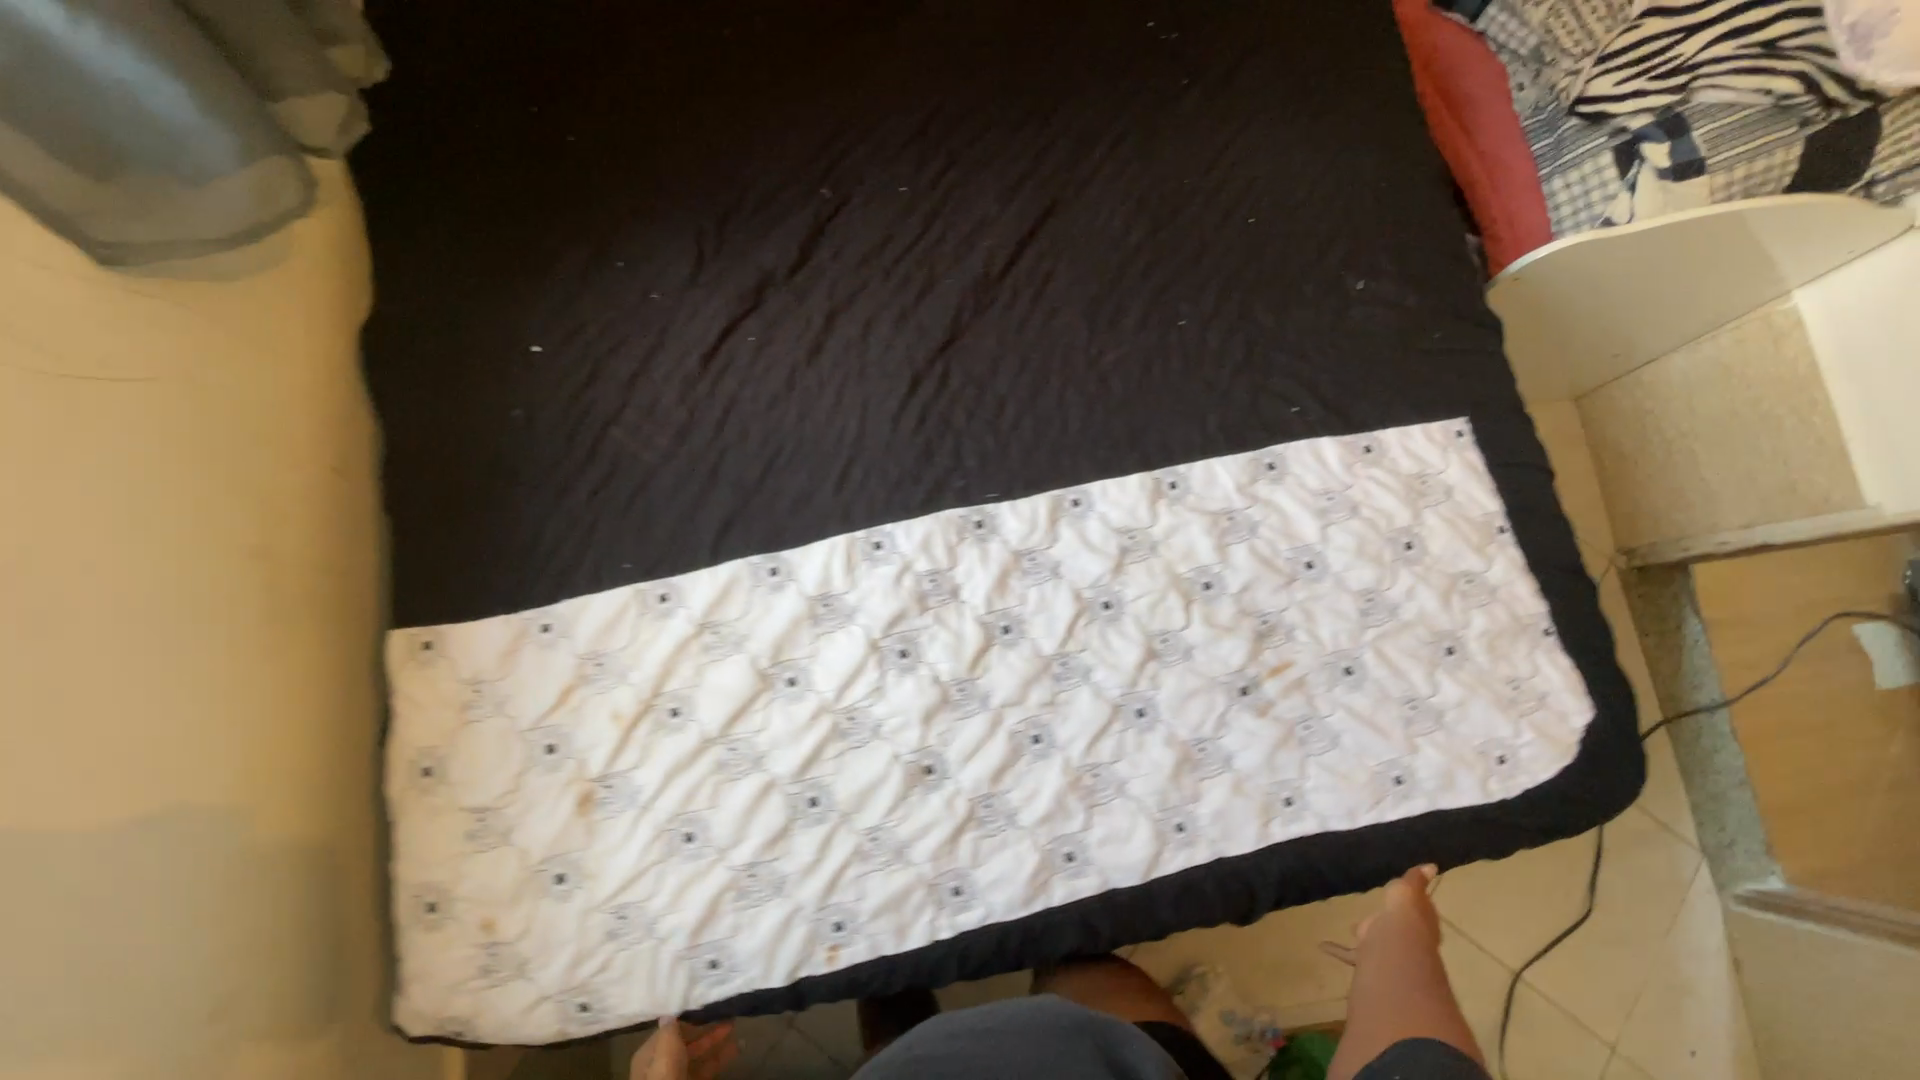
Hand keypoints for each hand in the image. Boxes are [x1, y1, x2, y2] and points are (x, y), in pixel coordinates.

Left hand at [628, 1018, 737, 1079]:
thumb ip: (670, 1030)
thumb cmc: (665, 1076)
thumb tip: (670, 1013)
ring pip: (698, 1054)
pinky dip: (720, 1058)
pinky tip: (737, 1048)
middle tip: (726, 1012)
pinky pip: (706, 1068)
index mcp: (649, 1053)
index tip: (705, 1005)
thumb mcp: (666, 1049)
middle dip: (705, 1027)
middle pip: (685, 1041)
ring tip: (735, 1026)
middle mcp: (662, 1064)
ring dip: (716, 1040)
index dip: (687, 1017)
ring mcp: (677, 1076)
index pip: (669, 1029)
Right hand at [1319, 864, 1439, 966]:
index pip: (1418, 912)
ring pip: (1376, 943)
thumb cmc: (1406, 915)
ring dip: (1367, 938)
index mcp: (1419, 922)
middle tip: (1378, 914)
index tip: (1402, 896)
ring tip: (1353, 928)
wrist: (1395, 947)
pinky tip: (1322, 945)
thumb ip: (1415, 879)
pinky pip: (1350, 953)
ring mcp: (1387, 951)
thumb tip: (1432, 866)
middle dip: (1388, 922)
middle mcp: (1406, 940)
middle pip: (1397, 929)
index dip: (1411, 905)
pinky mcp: (1368, 960)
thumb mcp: (1410, 889)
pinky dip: (1337, 949)